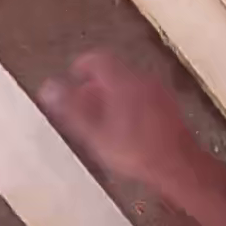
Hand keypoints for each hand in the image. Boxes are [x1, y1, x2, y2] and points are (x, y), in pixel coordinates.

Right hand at [38, 51, 208, 194]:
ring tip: (98, 120)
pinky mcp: (169, 109)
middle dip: (93, 86)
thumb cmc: (136, 151)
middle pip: (113, 72)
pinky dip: (127, 106)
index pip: (97, 59)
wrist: (179, 167)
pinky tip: (122, 130)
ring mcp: (159, 94)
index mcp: (123, 81)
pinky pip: (142, 98)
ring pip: (128, 86)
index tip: (71, 78)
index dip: (80, 66)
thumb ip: (70, 108)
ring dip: (110, 97)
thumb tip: (47, 88)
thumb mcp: (94, 133)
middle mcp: (143, 80)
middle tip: (80, 103)